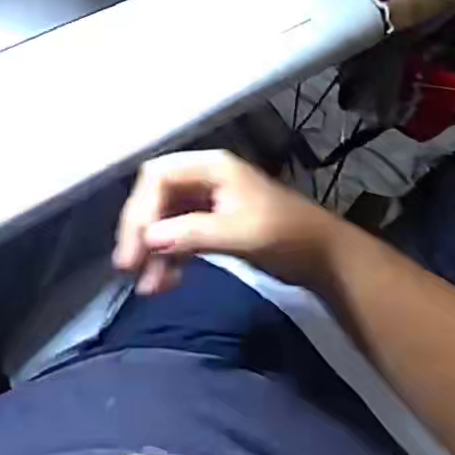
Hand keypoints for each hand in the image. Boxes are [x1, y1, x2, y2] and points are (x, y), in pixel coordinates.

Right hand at [113, 150, 344, 293]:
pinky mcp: (211, 221)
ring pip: (164, 218)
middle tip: (129, 270)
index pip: (157, 177)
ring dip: (153, 250)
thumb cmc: (288, 236)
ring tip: (148, 288)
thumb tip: (148, 240)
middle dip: (141, 232)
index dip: (139, 212)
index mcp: (211, 166)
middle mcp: (204, 176)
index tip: (133, 253)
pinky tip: (165, 283)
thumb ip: (192, 234)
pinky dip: (168, 257)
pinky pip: (178, 235)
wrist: (325, 257)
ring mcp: (206, 199)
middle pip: (155, 196)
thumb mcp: (240, 235)